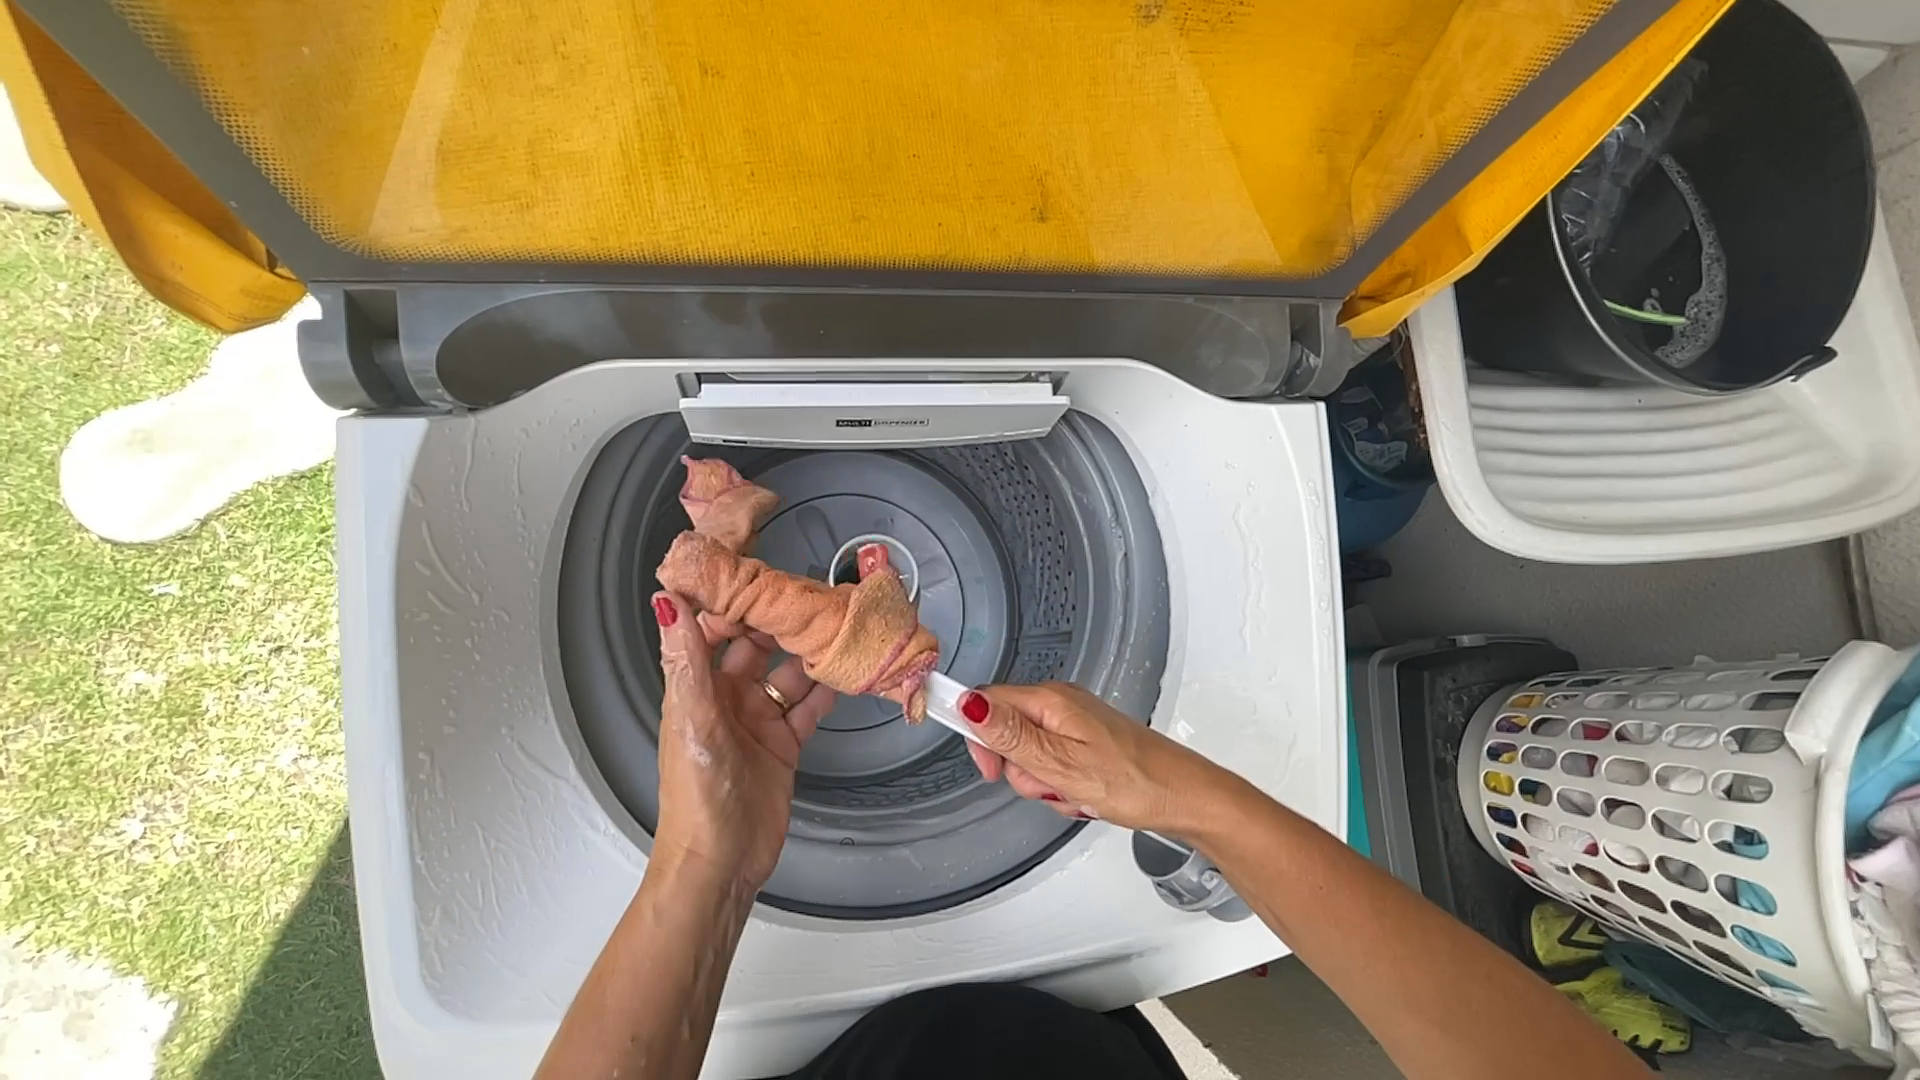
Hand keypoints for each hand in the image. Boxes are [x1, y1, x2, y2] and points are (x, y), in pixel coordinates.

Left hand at [650, 591, 834, 889]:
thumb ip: (686, 661)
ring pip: (787, 674)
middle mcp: (726, 699)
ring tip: (835, 630)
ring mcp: (757, 721)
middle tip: (811, 596)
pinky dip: (825, 692)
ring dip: (808, 655)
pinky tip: (844, 676)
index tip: (757, 572)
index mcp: (697, 689)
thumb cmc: (697, 801)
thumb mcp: (692, 722)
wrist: (722, 862)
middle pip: (756, 647)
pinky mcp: (783, 743)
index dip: (734, 602)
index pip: (713, 630)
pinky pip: (807, 707)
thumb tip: (666, 603)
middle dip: (780, 622)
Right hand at [961, 681, 1238, 836]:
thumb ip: (1011, 735)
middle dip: (1018, 769)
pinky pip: (1051, 764)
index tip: (981, 762)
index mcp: (1050, 701)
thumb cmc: (1133, 779)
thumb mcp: (1061, 764)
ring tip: (1073, 793)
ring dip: (1042, 783)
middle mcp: (1059, 705)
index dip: (976, 732)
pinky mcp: (1084, 742)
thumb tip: (969, 703)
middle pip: (1005, 733)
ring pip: (1028, 755)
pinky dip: (1060, 786)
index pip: (987, 701)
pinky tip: (1083, 796)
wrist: (1183, 796)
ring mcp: (1073, 724)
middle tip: (1046, 785)